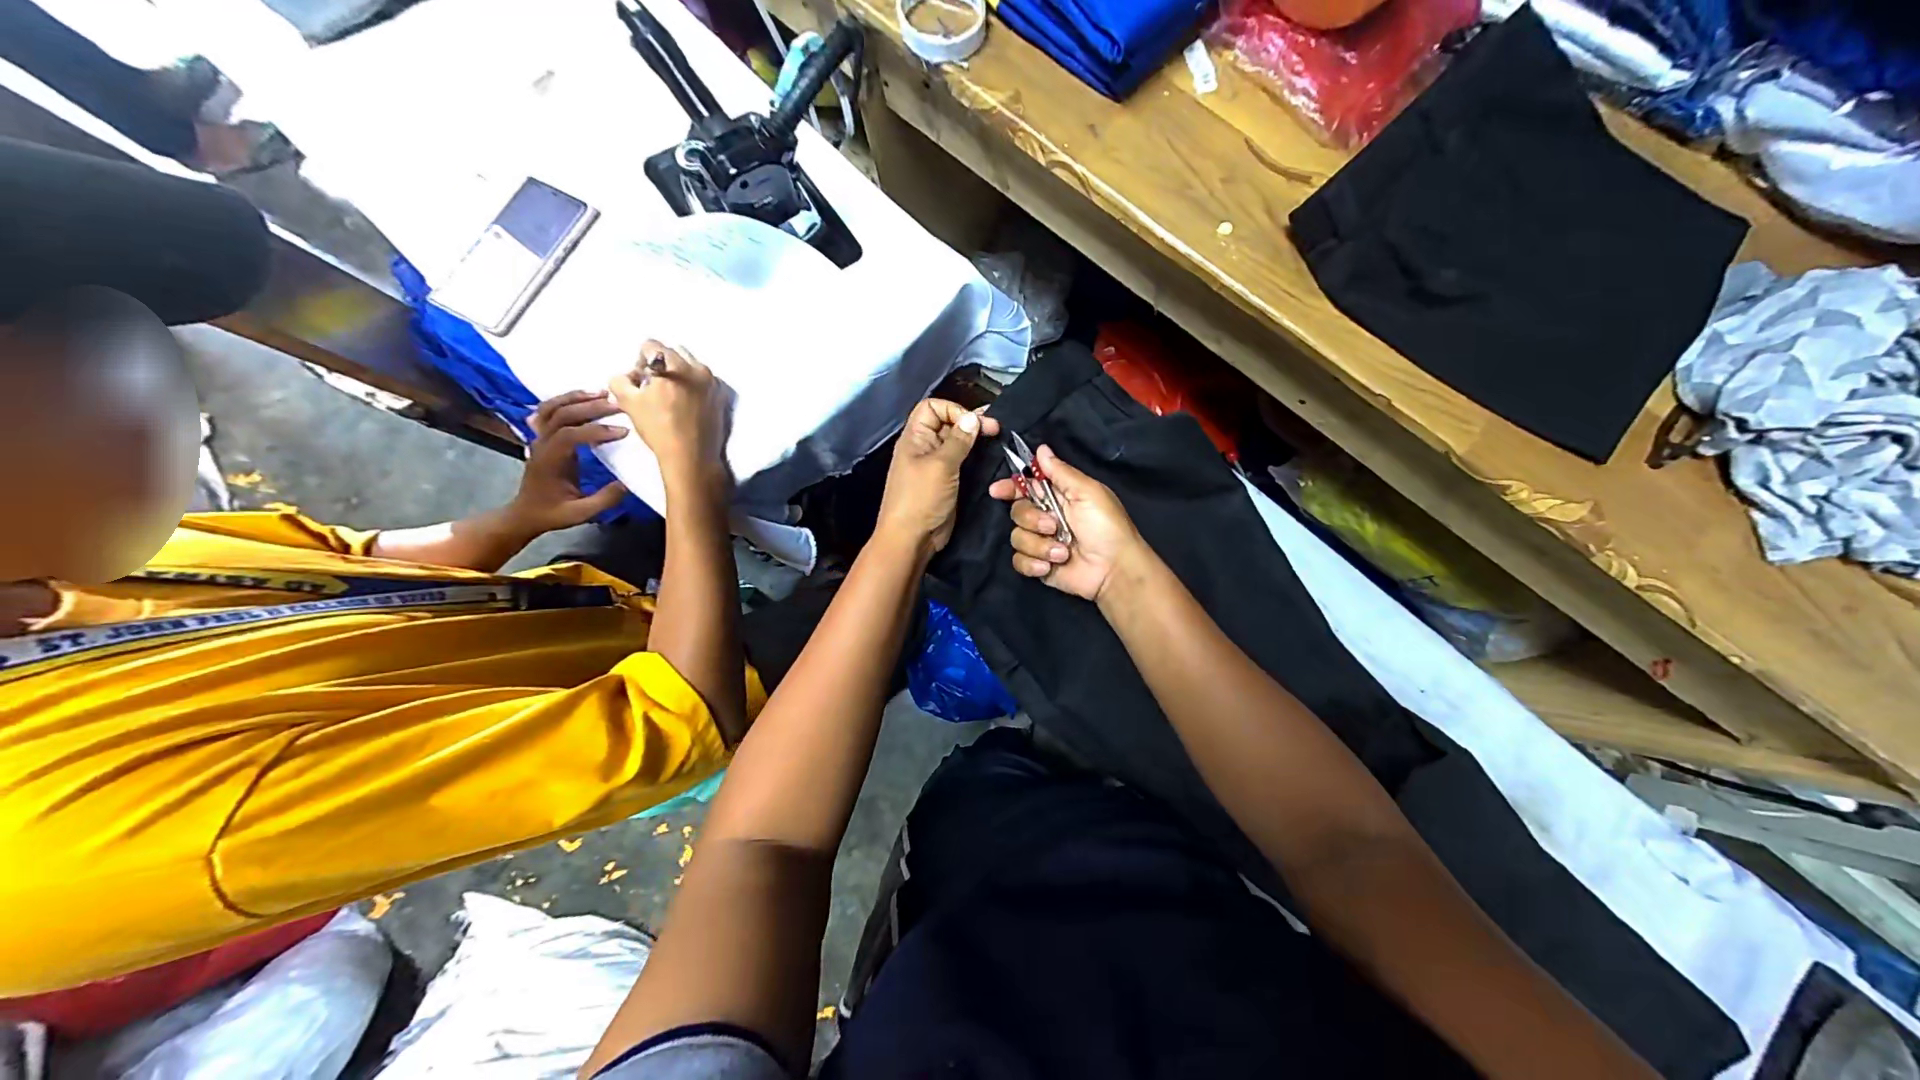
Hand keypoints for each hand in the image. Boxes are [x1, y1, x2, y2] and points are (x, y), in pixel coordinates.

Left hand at [507, 390, 631, 533]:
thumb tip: (626, 484)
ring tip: (602, 393)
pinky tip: (585, 397)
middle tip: (618, 405)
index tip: (623, 431)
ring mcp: (539, 438)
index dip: (596, 430)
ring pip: (552, 407)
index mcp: (549, 461)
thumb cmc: (552, 513)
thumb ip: (603, 500)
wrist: (525, 513)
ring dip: (577, 397)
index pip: (570, 435)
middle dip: (590, 407)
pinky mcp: (543, 437)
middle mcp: (541, 444)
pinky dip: (566, 399)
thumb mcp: (580, 513)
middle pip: (561, 414)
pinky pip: (549, 410)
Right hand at [609, 341, 730, 486]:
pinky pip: (705, 379)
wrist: (692, 455)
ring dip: (679, 372)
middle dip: (661, 364)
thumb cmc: (659, 428)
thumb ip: (621, 381)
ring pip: (691, 364)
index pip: (650, 346)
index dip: (640, 361)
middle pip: (673, 352)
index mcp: (671, 366)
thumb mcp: (628, 403)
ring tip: (672, 395)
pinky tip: (688, 403)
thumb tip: (629, 375)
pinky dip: (694, 384)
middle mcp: (695, 368)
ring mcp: (711, 381)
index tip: (641, 381)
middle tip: (655, 386)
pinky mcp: (721, 395)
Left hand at [877, 399, 999, 552]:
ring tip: (997, 438)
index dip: (952, 409)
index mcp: (915, 438)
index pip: (932, 407)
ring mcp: (935, 465)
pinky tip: (990, 457)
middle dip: (970, 422)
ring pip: (957, 442)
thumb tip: (973, 417)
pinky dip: (975, 456)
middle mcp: (924, 447)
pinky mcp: (946, 481)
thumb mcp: (940, 466)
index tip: (973, 423)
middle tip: (996, 429)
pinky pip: (961, 461)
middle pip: (947, 423)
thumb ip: (958, 440)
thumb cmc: (921, 499)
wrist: (911, 539)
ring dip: (975, 439)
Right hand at [988, 444, 1144, 601]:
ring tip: (1062, 552)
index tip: (997, 490)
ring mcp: (1041, 542)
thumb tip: (1041, 449)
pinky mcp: (1038, 565)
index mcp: (1058, 497)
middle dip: (1032, 520)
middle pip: (1017, 512)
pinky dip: (1033, 563)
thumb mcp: (1088, 492)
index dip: (1009, 486)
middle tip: (1053, 526)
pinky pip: (1019, 561)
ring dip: (1039, 545)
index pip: (1026, 486)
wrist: (1114, 569)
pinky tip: (1050, 566)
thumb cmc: (1106, 527)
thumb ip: (1061, 472)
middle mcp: (1046, 518)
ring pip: (1017, 538)